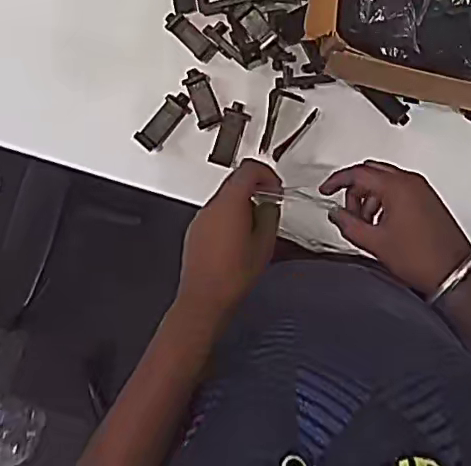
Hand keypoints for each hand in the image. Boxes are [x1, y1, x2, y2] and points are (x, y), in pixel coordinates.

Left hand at [176, 159, 281, 320]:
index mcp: (231, 202)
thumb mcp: (265, 242)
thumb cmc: (232, 276)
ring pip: (225, 197)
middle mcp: (212, 206)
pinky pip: (215, 213)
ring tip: (256, 224)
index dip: (267, 174)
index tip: (275, 187)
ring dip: (242, 202)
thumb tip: (270, 204)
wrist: (204, 301)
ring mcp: (201, 219)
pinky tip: (238, 237)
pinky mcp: (195, 232)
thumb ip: (270, 214)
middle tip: (269, 201)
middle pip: (236, 180)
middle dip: (256, 187)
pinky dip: (229, 215)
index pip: (249, 169)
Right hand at [320, 161, 470, 294]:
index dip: (337, 180)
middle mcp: (410, 181)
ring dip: (370, 198)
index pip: (359, 172)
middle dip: (354, 190)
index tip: (326, 189)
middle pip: (371, 172)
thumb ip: (350, 225)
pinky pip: (398, 190)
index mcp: (396, 186)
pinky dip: (385, 201)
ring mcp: (420, 188)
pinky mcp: (427, 198)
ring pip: (385, 181)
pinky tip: (382, 225)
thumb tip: (337, 215)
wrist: (453, 272)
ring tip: (367, 226)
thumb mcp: (376, 243)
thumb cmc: (423, 259)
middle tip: (347, 212)